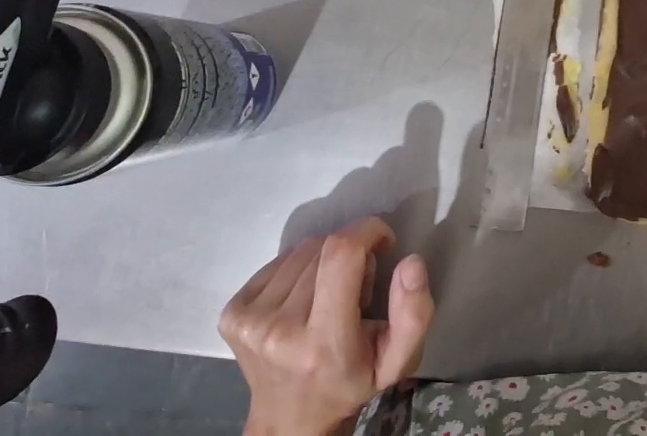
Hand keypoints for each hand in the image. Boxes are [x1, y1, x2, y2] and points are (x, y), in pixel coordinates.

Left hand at [219, 218, 434, 435]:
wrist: (289, 422)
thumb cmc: (350, 384)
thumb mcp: (398, 360)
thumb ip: (414, 314)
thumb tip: (410, 262)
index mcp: (323, 342)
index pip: (342, 254)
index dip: (368, 231)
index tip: (384, 241)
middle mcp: (279, 329)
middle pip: (325, 249)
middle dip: (352, 253)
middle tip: (358, 286)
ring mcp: (250, 321)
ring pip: (302, 251)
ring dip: (325, 260)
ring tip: (330, 294)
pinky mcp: (231, 314)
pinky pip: (278, 261)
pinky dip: (299, 268)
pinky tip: (304, 297)